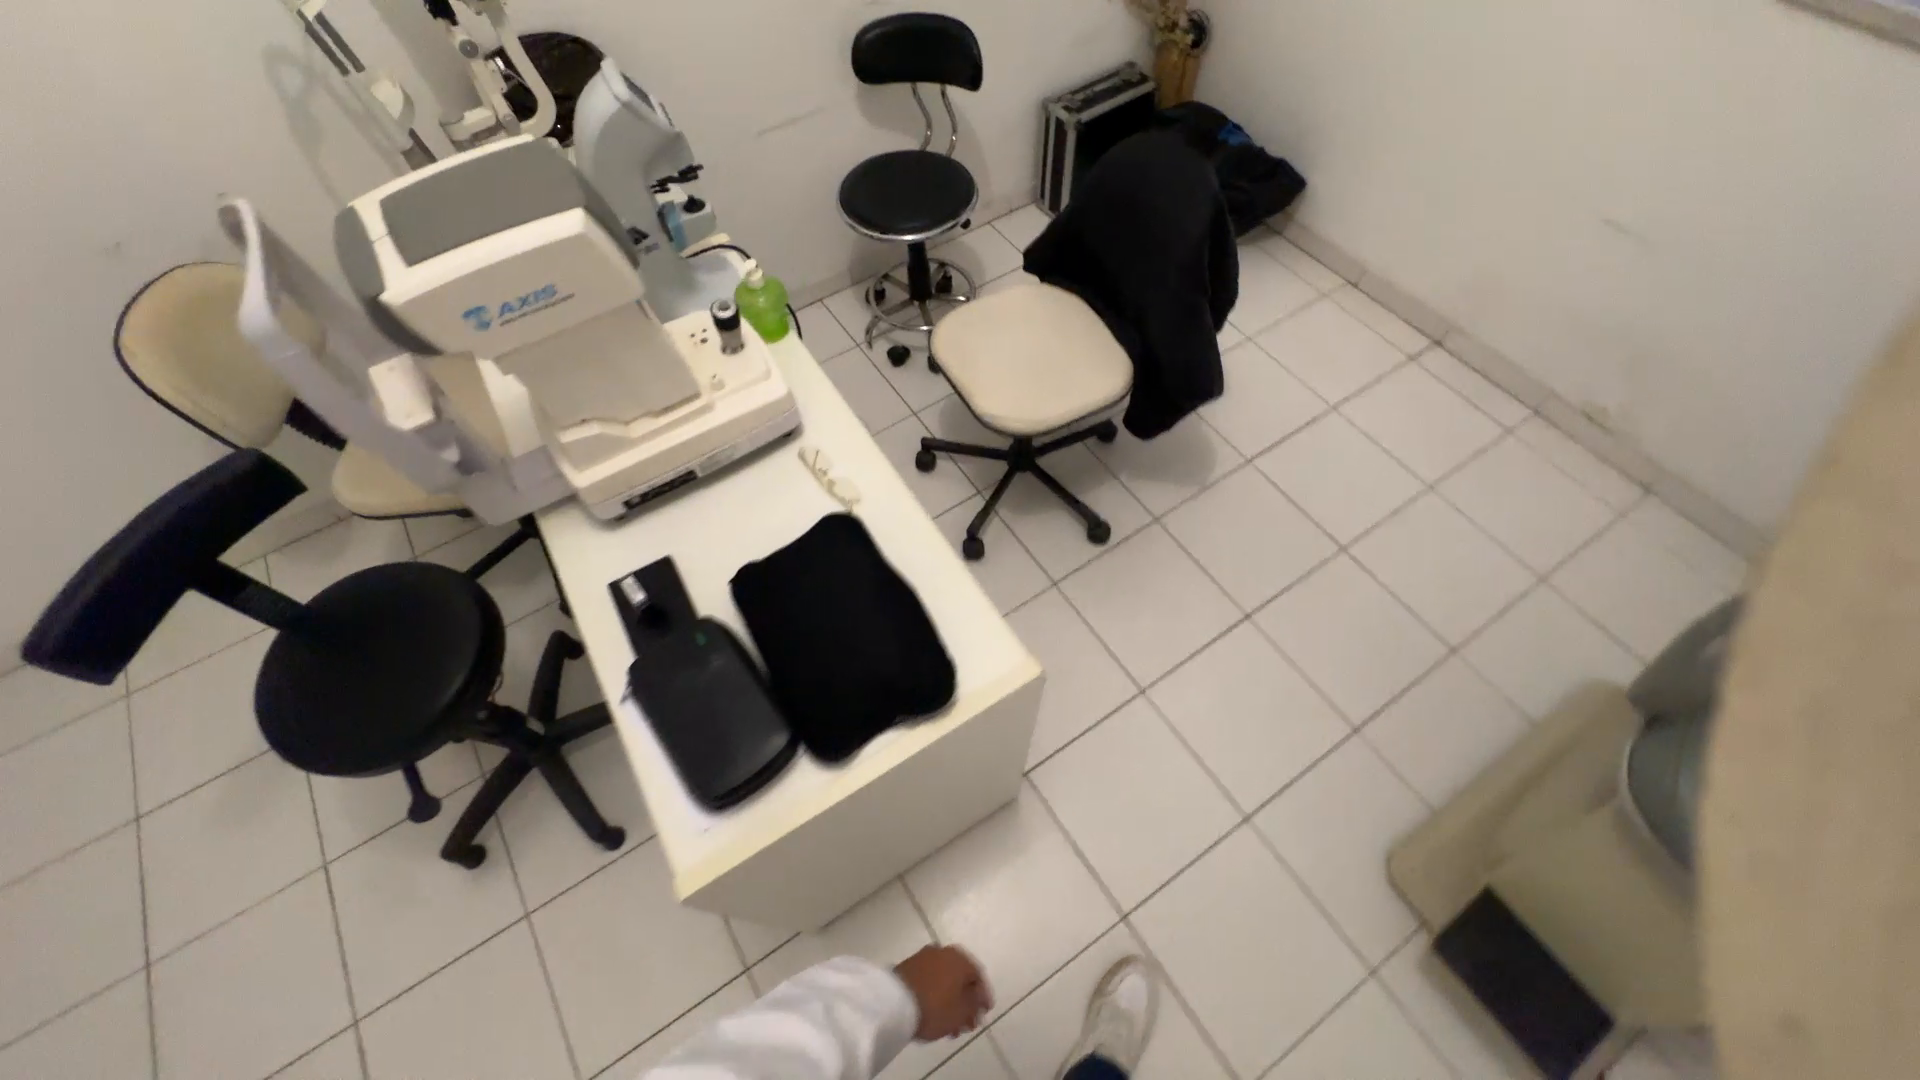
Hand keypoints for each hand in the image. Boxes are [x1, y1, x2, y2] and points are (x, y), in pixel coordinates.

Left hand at [894, 945, 991, 1040]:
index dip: (983, 997)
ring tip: (950, 1025)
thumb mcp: (962, 1011)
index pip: (978, 976)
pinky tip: (934, 1014)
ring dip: (950, 1000)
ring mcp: (924, 957)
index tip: (984, 1014)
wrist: (894, 1002)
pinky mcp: (908, 966)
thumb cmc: (935, 1007)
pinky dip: (935, 995)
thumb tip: (979, 998)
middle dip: (965, 1002)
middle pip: (960, 978)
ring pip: (944, 980)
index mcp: (960, 958)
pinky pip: (929, 980)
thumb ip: (975, 1004)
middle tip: (967, 1023)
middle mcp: (943, 951)